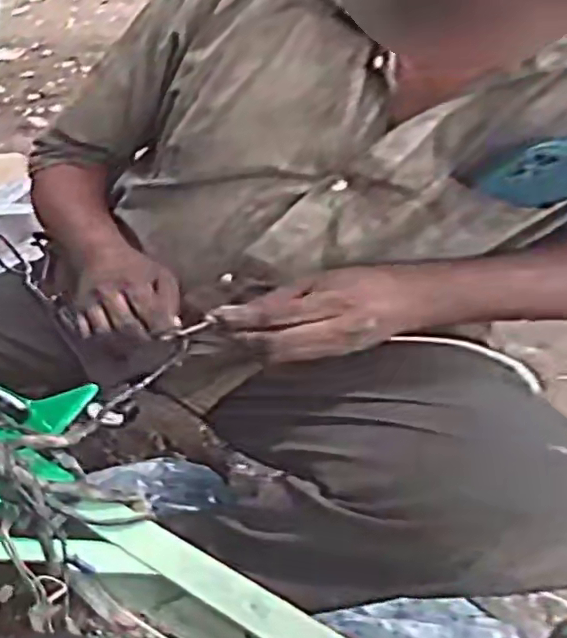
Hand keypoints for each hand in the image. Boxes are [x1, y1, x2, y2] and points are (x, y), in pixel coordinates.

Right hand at [69, 243, 182, 341]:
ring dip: (117, 341)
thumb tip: (172, 325)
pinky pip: (85, 329)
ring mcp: (91, 301)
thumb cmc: (133, 266)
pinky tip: (107, 337)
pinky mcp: (77, 307)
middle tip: (147, 345)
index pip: (151, 312)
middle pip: (126, 324)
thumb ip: (169, 299)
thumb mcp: (159, 274)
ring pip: (104, 330)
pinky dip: (96, 337)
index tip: (165, 339)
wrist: (97, 252)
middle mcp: (111, 292)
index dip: (160, 329)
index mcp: (136, 283)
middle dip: (139, 338)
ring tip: (128, 344)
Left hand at [211, 265, 438, 363]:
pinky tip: (253, 346)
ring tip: (229, 337)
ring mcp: (335, 348)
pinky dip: (267, 354)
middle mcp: (335, 330)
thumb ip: (281, 295)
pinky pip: (291, 359)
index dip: (238, 318)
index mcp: (334, 303)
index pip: (273, 316)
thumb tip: (241, 308)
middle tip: (215, 330)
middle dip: (238, 337)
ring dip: (248, 348)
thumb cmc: (370, 280)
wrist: (422, 299)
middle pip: (271, 342)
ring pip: (278, 355)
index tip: (214, 316)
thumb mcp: (323, 278)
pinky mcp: (335, 357)